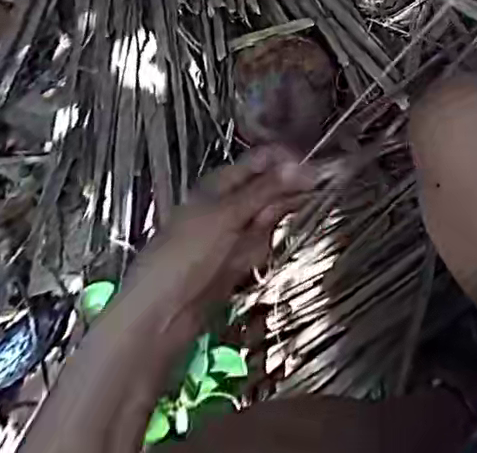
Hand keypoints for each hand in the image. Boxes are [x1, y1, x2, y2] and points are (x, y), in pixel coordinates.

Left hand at [106, 147, 320, 347]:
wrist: (159, 316)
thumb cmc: (186, 255)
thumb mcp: (228, 215)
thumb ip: (265, 190)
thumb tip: (302, 165)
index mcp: (221, 183)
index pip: (261, 160)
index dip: (287, 161)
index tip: (317, 167)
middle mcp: (229, 203)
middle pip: (268, 186)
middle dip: (289, 189)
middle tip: (317, 193)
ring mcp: (233, 232)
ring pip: (268, 216)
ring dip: (278, 220)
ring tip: (277, 229)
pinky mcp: (237, 260)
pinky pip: (261, 244)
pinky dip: (265, 246)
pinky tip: (258, 254)